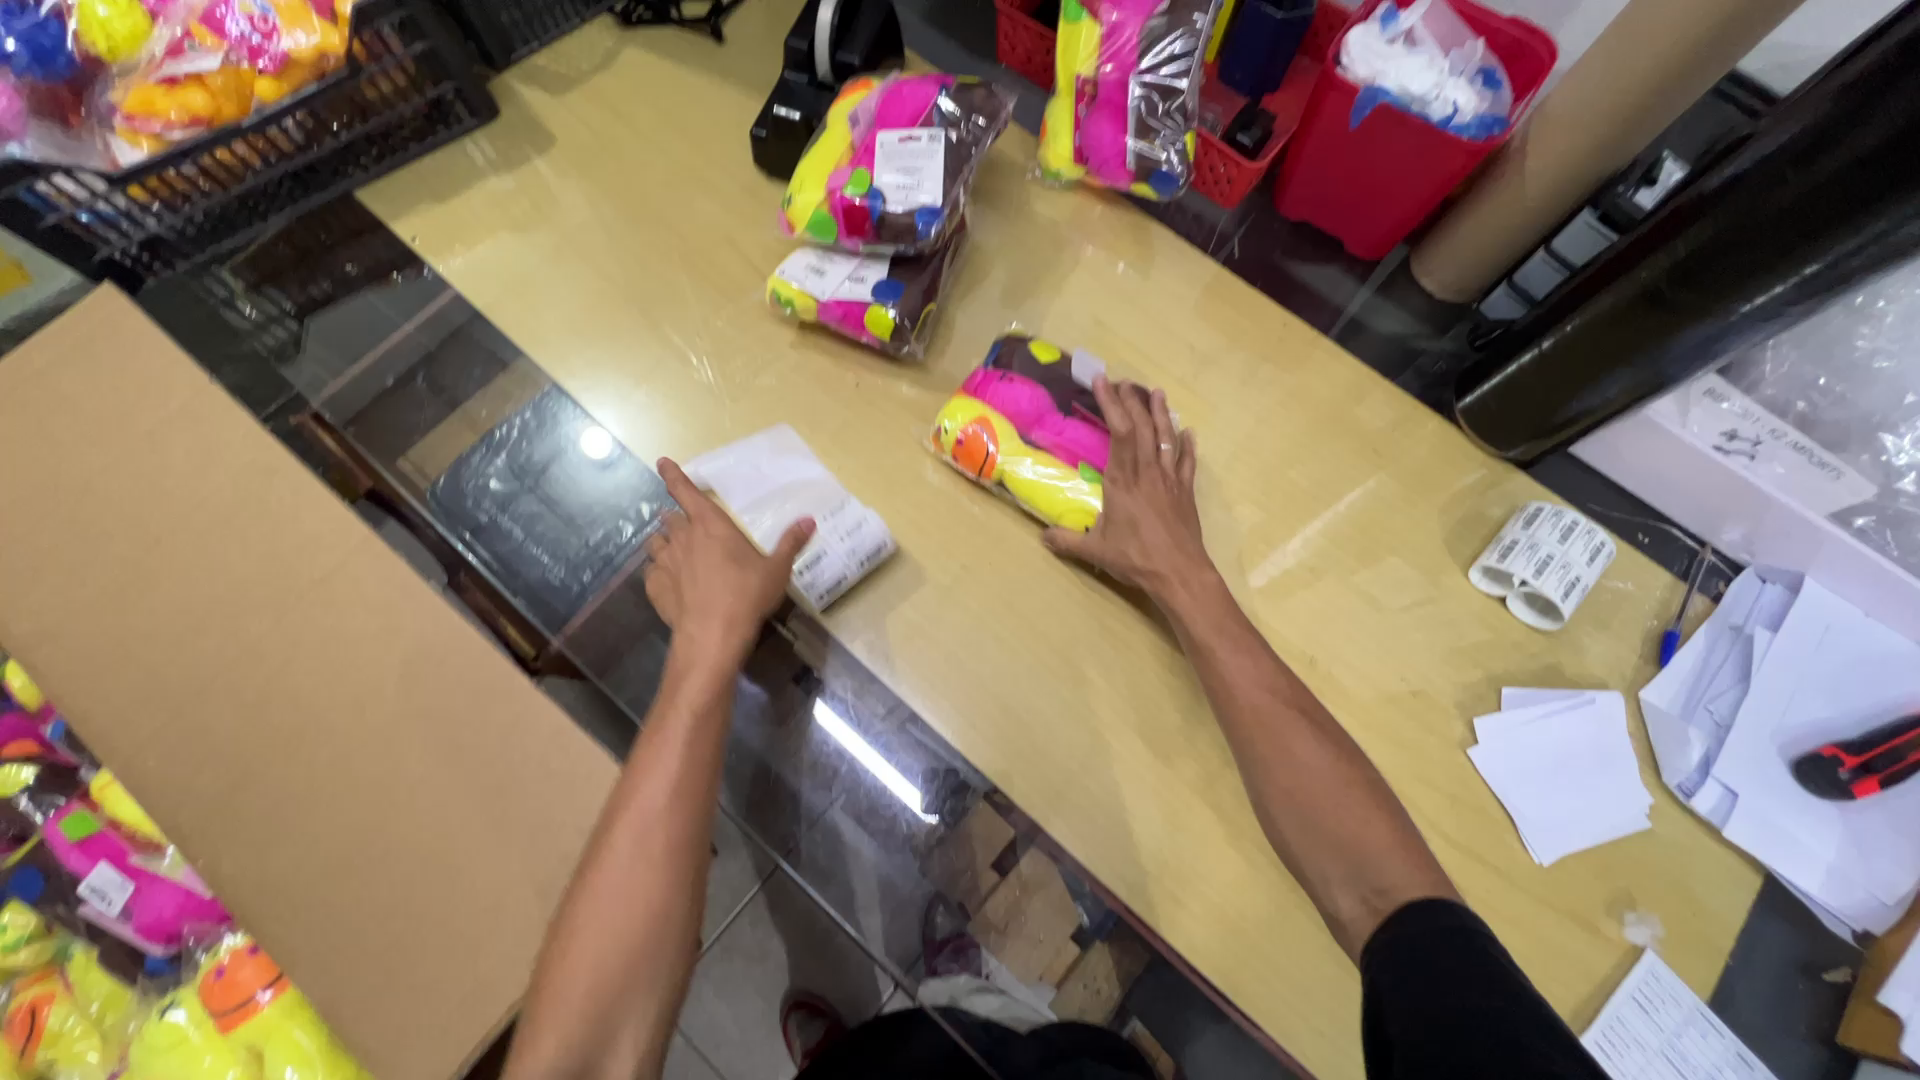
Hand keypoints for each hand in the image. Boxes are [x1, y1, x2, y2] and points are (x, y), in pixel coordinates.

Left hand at [645, 458, 814, 667]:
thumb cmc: (747, 595)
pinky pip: (651, 572)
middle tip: (685, 522)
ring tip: (674, 551)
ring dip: (663, 542)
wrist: (713, 635)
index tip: (662, 463)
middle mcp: (683, 537)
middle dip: (675, 516)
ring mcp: (665, 563)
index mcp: (711, 525)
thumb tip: (809, 520)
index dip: (673, 476)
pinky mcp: (655, 587)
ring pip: (656, 542)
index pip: (685, 492)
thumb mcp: (776, 569)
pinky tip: (669, 582)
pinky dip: (658, 572)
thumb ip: (790, 543)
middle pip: (670, 517)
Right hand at [1043, 376, 1218, 608]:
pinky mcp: (1186, 492)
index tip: (1103, 382)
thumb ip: (1067, 541)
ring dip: (1161, 414)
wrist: (1180, 573)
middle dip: (1132, 401)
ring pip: (1166, 438)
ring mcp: (1170, 481)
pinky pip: (1187, 462)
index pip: (1118, 433)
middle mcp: (1147, 473)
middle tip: (1123, 381)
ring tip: (1156, 393)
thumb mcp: (1095, 552)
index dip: (1111, 404)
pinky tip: (1188, 432)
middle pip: (1142, 428)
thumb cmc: (1136, 559)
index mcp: (1122, 481)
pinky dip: (1187, 445)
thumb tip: (1042, 536)